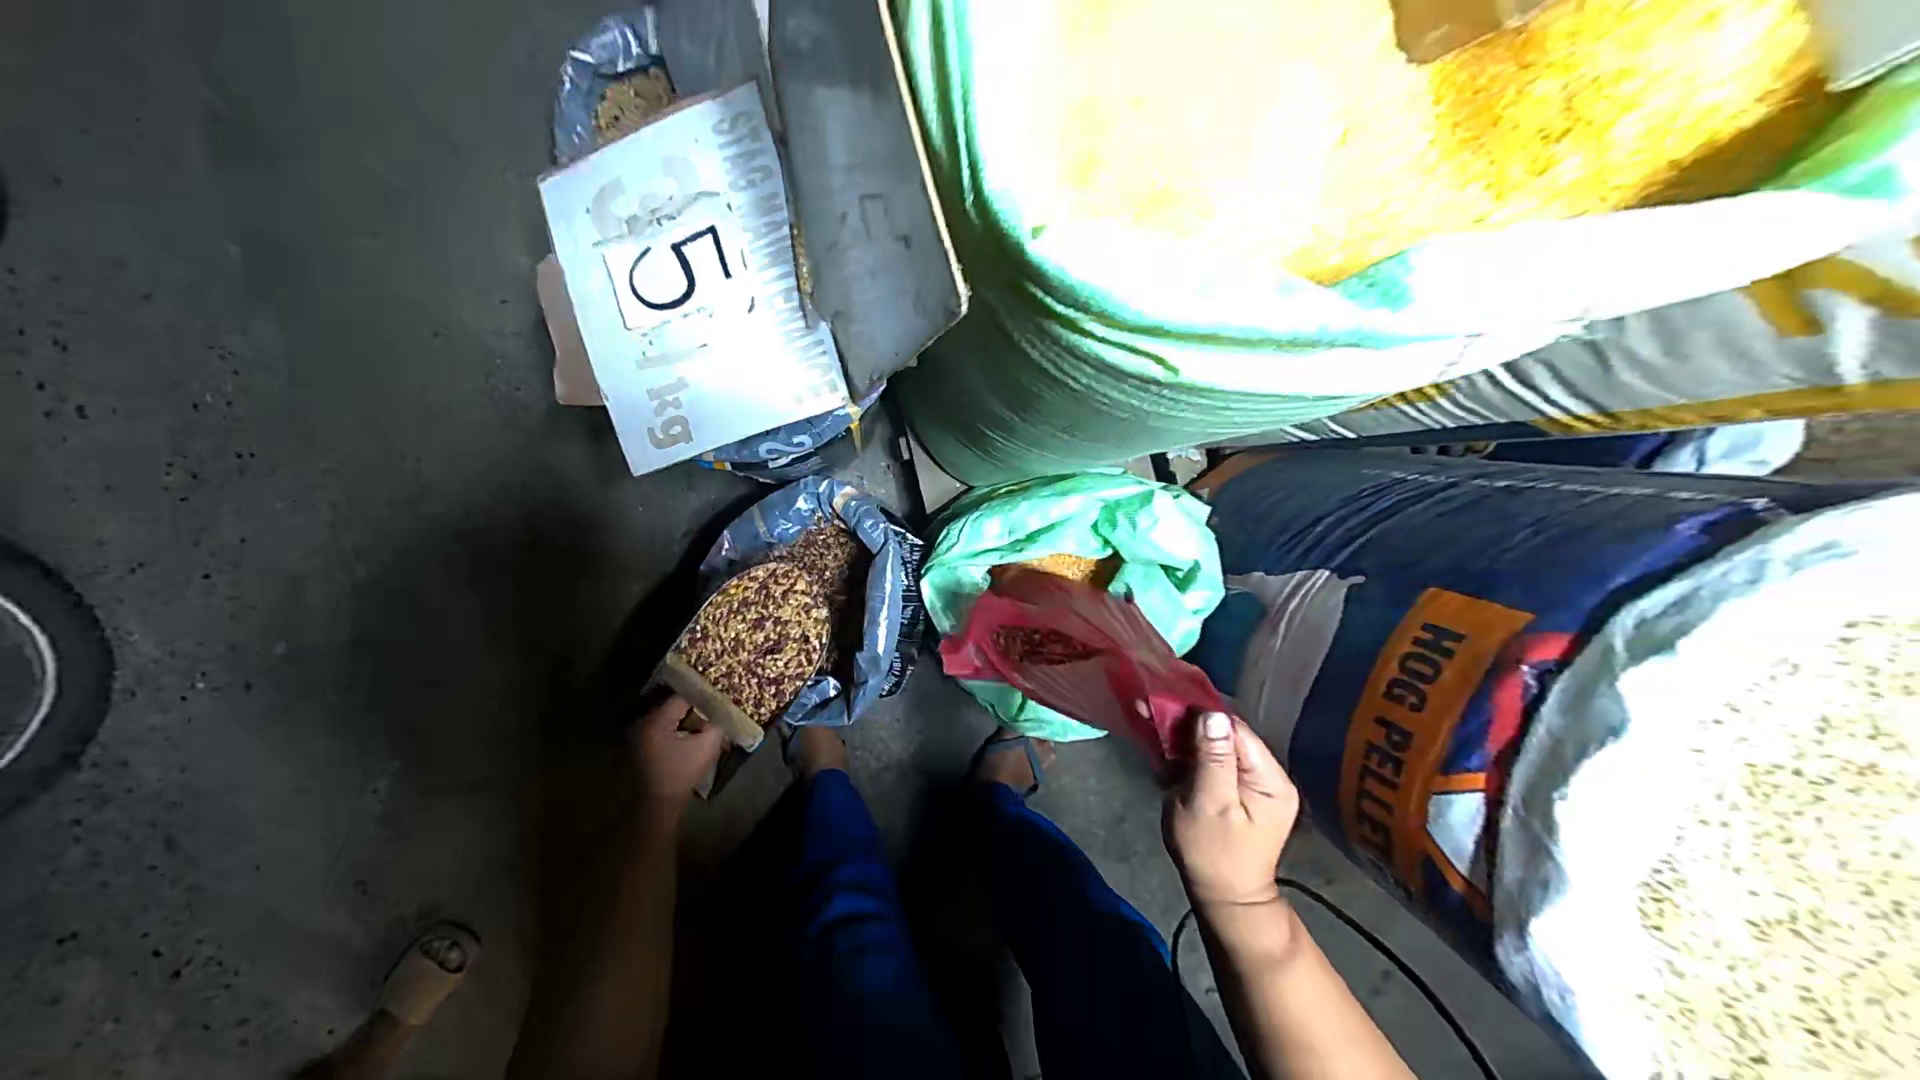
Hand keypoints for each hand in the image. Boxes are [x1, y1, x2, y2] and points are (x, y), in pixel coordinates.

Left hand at [629, 695, 725, 820]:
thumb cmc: (682, 774)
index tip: (715, 698)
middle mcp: (642, 721)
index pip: (682, 697)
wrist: (658, 804)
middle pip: (672, 703)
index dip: (700, 697)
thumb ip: (715, 722)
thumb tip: (719, 708)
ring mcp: (637, 732)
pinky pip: (660, 724)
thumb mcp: (707, 746)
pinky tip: (687, 731)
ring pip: (666, 714)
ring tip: (701, 718)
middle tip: (711, 707)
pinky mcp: (639, 742)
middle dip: (692, 705)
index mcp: (656, 721)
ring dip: (683, 715)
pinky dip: (674, 724)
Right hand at [1163, 711, 1299, 910]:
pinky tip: (1168, 758)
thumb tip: (1212, 714)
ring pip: (1217, 743)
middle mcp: (1268, 774)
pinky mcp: (1237, 787)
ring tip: (1156, 738)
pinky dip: (1189, 755)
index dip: (1201, 715)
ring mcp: (1254, 780)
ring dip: (1185, 739)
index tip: (1165, 706)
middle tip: (1152, 716)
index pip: (1236, 729)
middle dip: (1189, 725)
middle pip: (1227, 733)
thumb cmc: (1213, 853)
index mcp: (1270, 778)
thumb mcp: (1208, 805)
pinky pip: (1213, 759)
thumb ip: (1212, 759)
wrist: (1222, 896)